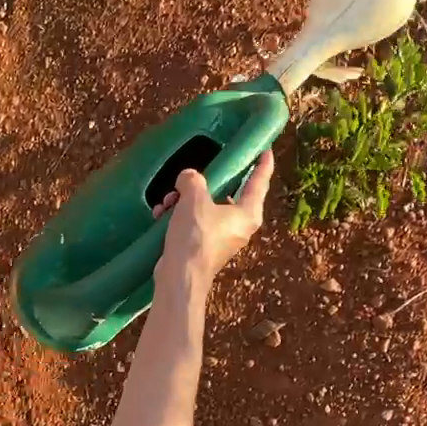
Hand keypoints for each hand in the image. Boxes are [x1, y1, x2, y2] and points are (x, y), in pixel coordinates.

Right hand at [151, 150, 272, 298]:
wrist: (180, 275)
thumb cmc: (196, 235)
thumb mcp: (194, 199)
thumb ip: (193, 180)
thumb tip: (188, 177)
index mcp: (248, 213)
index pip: (259, 181)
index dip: (262, 164)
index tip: (265, 150)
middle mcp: (239, 226)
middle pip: (226, 195)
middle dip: (203, 185)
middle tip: (189, 178)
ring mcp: (221, 239)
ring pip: (204, 209)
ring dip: (183, 202)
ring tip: (167, 201)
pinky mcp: (202, 248)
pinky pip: (193, 224)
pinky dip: (178, 218)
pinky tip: (161, 215)